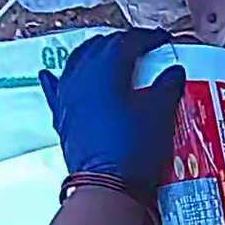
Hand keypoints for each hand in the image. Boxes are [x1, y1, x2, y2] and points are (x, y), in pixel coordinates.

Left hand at [40, 28, 183, 202]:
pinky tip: (50, 73)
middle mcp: (81, 75)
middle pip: (100, 47)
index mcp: (106, 68)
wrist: (108, 186)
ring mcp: (67, 96)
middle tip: (143, 49)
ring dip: (95, 55)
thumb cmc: (136, 147)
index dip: (148, 38)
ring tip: (111, 58)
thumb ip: (168, 85)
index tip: (164, 40)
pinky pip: (56, 91)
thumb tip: (174, 70)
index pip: (128, 41)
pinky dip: (57, 79)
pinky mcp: (61, 118)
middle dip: (122, 43)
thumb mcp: (160, 113)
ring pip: (77, 63)